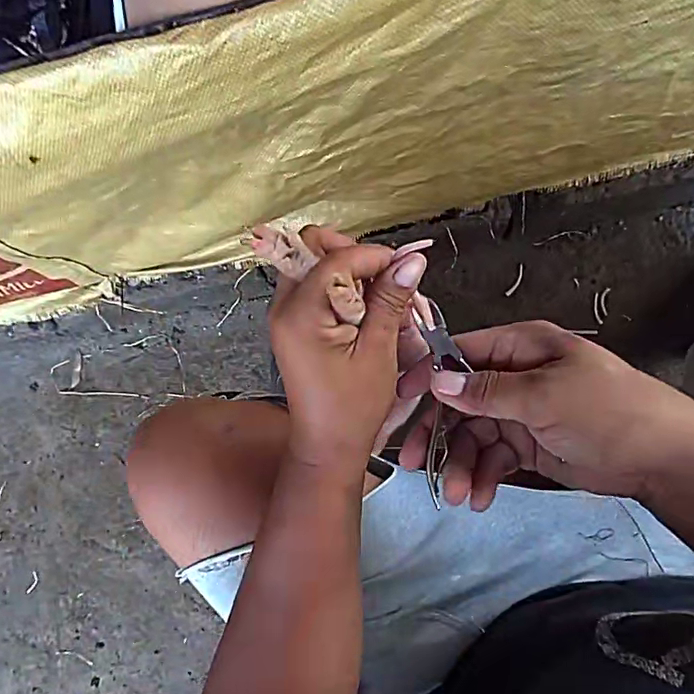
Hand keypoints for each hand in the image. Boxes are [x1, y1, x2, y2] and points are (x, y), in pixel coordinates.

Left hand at [268, 227, 427, 469]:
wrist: (328, 445)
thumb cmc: (351, 409)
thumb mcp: (379, 351)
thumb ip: (390, 299)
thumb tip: (410, 261)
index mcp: (300, 315)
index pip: (335, 259)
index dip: (373, 257)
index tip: (402, 267)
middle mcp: (284, 309)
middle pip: (312, 249)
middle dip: (353, 256)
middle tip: (383, 280)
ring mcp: (285, 315)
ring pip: (313, 264)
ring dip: (348, 272)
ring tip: (377, 301)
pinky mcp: (293, 324)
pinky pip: (314, 287)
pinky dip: (340, 289)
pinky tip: (363, 313)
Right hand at [399, 321, 693, 508]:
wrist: (661, 457)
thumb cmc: (607, 411)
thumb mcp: (545, 396)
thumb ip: (488, 390)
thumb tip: (438, 380)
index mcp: (522, 347)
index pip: (462, 353)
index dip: (429, 376)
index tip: (399, 402)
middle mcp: (516, 376)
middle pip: (461, 401)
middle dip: (440, 434)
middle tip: (415, 464)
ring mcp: (521, 412)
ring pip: (474, 435)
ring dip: (463, 465)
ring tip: (458, 496)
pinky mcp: (529, 444)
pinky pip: (494, 458)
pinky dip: (485, 477)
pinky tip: (480, 498)